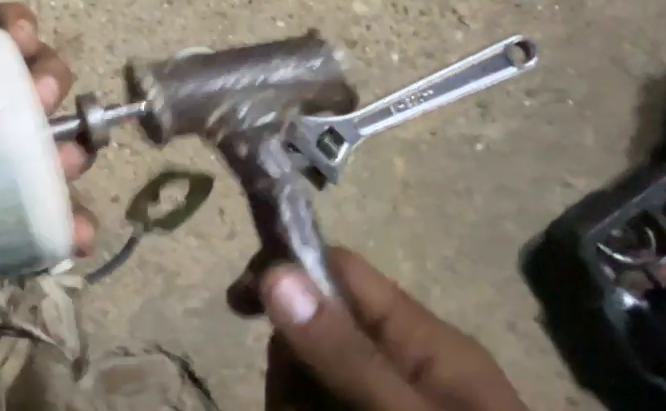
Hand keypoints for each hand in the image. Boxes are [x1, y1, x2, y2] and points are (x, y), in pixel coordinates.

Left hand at [0, 0, 95, 315]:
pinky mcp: (12, 210)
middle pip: (34, 75)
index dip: (15, 24)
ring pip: (58, 136)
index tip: (22, 37)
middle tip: (41, 95)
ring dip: (74, 143)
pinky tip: (72, 225)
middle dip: (50, 76)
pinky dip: (73, 216)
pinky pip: (56, 208)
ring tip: (64, 160)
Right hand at [259, 249, 529, 410]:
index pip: (340, 268)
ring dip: (294, 403)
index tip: (239, 305)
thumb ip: (347, 354)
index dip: (284, 270)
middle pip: (313, 327)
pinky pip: (318, 404)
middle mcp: (406, 364)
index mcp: (426, 341)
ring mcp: (389, 400)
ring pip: (308, 376)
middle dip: (291, 367)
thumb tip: (274, 271)